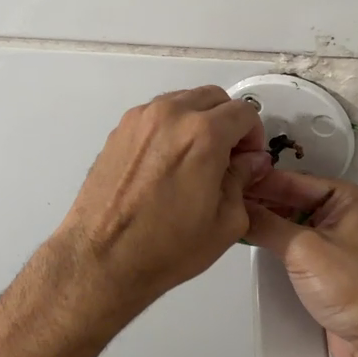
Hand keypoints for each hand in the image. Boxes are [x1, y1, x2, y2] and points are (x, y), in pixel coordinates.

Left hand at [52, 86, 271, 317]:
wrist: (103, 258)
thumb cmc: (167, 247)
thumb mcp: (225, 222)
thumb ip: (243, 181)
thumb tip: (250, 163)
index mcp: (203, 134)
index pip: (245, 112)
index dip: (254, 137)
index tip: (249, 162)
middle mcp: (171, 115)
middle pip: (215, 98)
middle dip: (229, 123)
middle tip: (228, 159)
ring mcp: (140, 119)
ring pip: (184, 102)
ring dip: (199, 121)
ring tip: (197, 161)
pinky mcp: (119, 131)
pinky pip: (157, 116)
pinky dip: (171, 129)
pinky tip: (168, 165)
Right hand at [242, 171, 357, 356]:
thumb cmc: (352, 288)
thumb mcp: (304, 250)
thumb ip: (267, 225)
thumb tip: (235, 207)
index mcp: (348, 198)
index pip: (295, 180)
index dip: (260, 180)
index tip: (225, 179)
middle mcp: (344, 214)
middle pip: (293, 198)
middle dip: (260, 200)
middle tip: (220, 200)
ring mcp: (337, 240)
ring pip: (292, 221)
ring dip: (266, 220)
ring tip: (229, 217)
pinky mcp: (329, 265)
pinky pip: (296, 243)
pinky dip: (275, 240)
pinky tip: (250, 239)